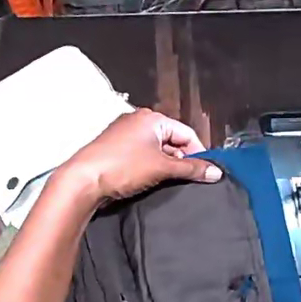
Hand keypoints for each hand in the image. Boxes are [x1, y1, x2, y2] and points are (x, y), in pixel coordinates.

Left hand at [56, 109, 222, 205]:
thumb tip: (217, 172)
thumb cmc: (123, 167)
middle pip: (171, 140)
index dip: (199, 153)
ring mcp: (123, 135)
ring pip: (156, 150)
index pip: (186, 133)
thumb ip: (191, 169)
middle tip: (188, 181)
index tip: (204, 173)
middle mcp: (138, 121)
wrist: (83, 180)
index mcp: (152, 118)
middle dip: (181, 160)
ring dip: (165, 166)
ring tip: (169, 183)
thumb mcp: (162, 168)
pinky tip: (150, 182)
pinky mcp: (114, 150)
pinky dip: (149, 168)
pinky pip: (140, 156)